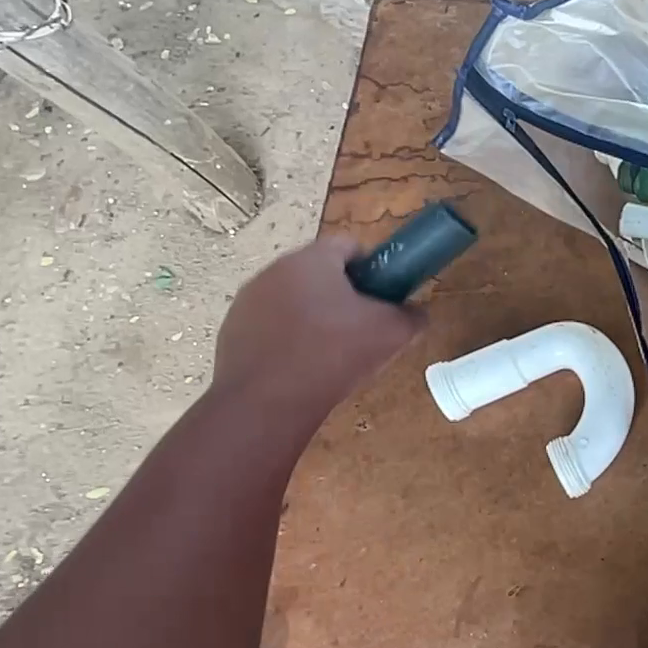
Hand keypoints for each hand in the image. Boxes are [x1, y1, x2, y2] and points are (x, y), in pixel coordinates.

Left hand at [212, 235, 424, 408]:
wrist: (268, 402)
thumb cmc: (335, 354)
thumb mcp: (395, 333)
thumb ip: (413, 314)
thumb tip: (414, 312)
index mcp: (311, 261)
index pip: (348, 245)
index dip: (373, 267)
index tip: (385, 296)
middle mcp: (273, 271)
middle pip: (321, 272)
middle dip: (346, 294)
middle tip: (366, 326)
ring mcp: (247, 302)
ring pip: (297, 299)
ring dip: (318, 315)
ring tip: (336, 351)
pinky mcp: (232, 331)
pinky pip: (274, 324)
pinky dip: (292, 337)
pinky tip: (306, 365)